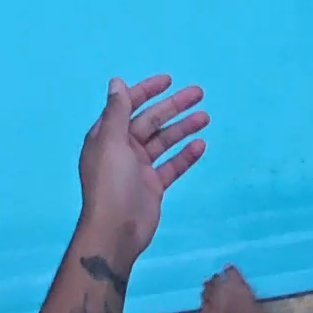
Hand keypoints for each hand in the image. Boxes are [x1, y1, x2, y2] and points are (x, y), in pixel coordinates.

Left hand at [77, 74, 207, 266]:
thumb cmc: (110, 183)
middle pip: (151, 121)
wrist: (116, 231)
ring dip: (183, 128)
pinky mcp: (153, 186)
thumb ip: (117, 111)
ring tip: (205, 117)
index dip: (147, 91)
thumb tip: (116, 81)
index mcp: (107, 136)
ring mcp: (138, 168)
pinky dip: (185, 155)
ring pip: (164, 141)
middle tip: (198, 94)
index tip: (169, 81)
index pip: (128, 106)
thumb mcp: (111, 142)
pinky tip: (201, 145)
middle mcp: (122, 148)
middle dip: (173, 107)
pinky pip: (172, 165)